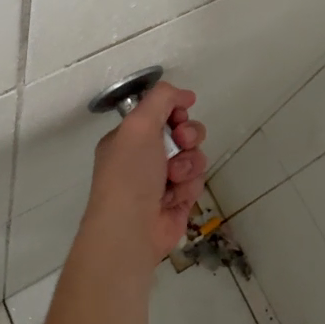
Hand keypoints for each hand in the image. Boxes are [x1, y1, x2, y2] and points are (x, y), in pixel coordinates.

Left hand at [82, 80, 208, 265]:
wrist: (131, 228)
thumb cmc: (130, 173)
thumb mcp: (138, 124)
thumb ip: (162, 98)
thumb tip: (185, 94)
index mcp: (129, 138)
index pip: (160, 113)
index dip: (175, 111)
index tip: (180, 115)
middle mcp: (145, 157)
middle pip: (183, 132)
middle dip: (188, 135)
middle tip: (182, 142)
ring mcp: (162, 180)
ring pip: (193, 157)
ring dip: (188, 163)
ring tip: (174, 177)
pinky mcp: (177, 201)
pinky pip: (195, 181)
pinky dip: (188, 186)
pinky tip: (175, 196)